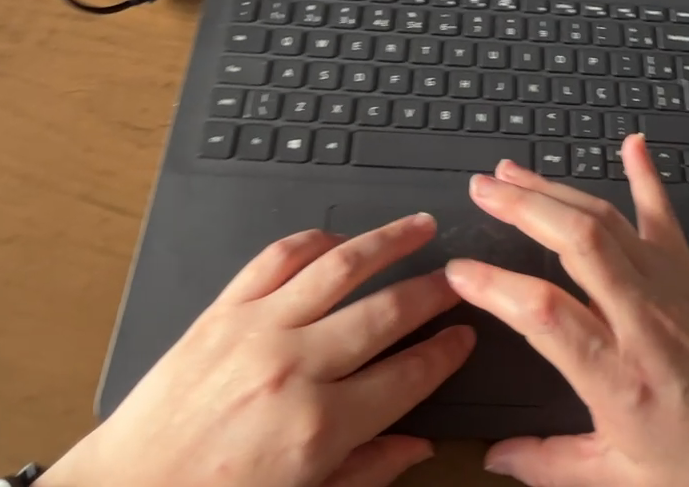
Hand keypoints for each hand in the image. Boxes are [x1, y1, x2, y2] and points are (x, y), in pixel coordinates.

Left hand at [42, 212, 474, 486]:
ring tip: (420, 226)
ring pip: (341, 266)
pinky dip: (315, 240)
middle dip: (433, 291)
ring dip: (389, 241)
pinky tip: (340, 239)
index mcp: (318, 428)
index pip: (407, 375)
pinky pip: (278, 256)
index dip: (445, 351)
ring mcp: (258, 327)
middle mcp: (295, 366)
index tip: (464, 334)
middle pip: (386, 311)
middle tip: (457, 277)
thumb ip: (367, 470)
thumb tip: (419, 445)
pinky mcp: (224, 308)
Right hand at [447, 136, 688, 486]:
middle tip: (482, 188)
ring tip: (512, 171)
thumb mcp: (620, 475)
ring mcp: (668, 284)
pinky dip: (646, 175)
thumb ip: (549, 463)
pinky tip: (632, 143)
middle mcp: (642, 319)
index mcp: (619, 376)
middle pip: (578, 242)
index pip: (544, 313)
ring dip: (556, 189)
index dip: (495, 285)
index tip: (459, 271)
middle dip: (524, 206)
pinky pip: (663, 213)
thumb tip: (493, 457)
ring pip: (606, 220)